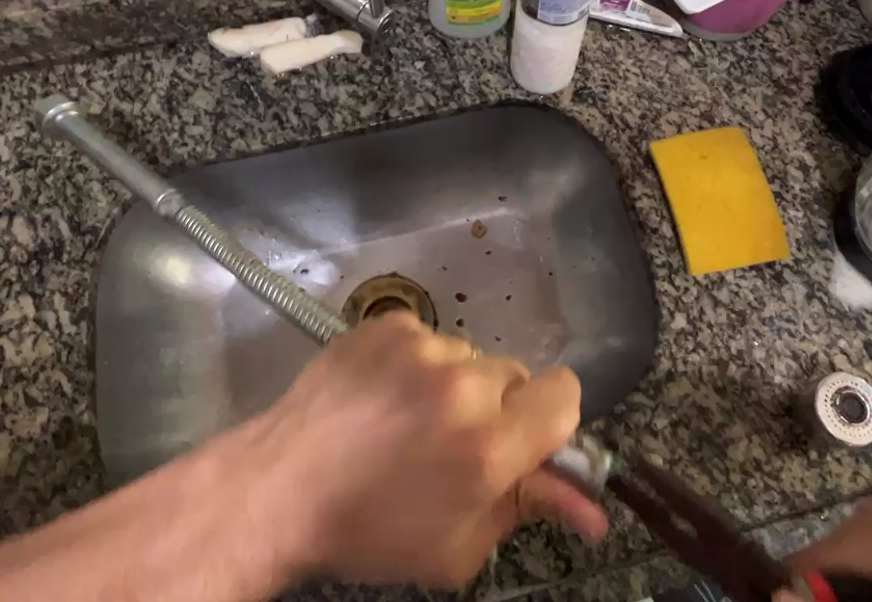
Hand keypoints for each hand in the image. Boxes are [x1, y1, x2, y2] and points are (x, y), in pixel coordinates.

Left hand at [244, 312, 608, 589]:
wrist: (280, 487)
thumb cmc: (371, 530)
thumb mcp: (457, 546)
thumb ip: (528, 510)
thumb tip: (591, 509)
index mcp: (488, 448)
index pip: (565, 396)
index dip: (552, 418)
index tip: (528, 435)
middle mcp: (463, 387)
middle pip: (516, 374)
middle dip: (498, 404)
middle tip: (457, 436)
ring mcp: (422, 348)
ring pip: (470, 355)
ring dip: (456, 382)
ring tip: (409, 414)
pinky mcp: (389, 324)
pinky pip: (428, 337)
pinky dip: (416, 362)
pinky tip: (383, 391)